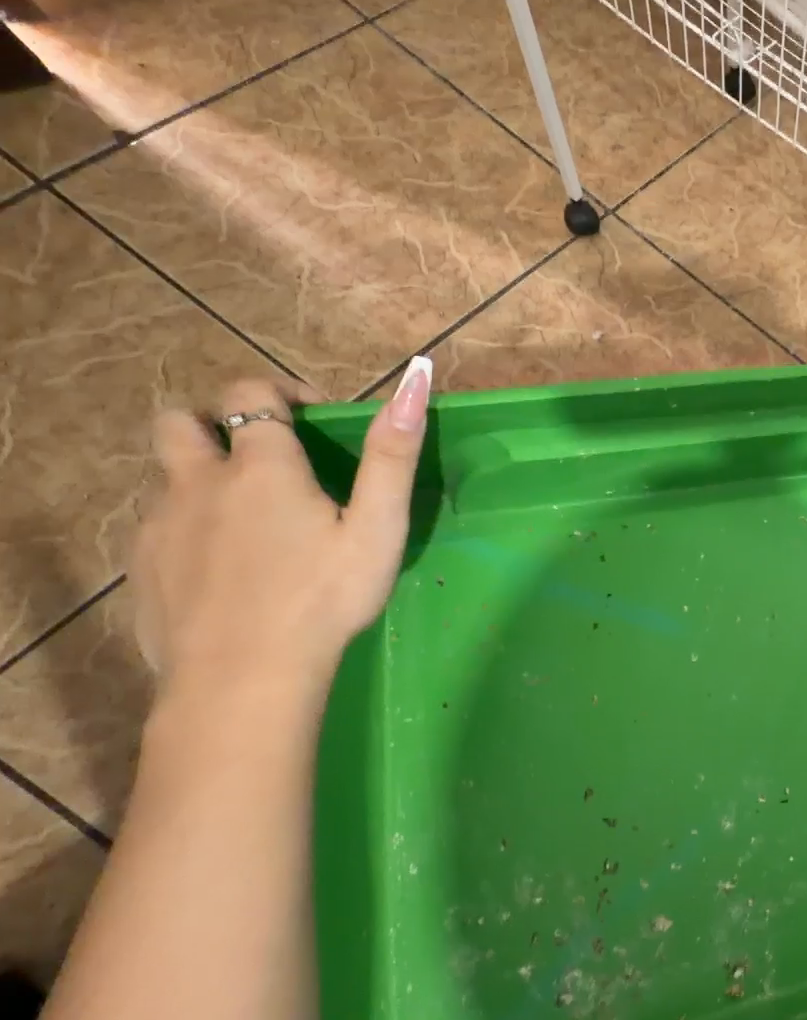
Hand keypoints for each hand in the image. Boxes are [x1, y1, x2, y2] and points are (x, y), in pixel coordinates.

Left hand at [130, 359, 432, 713]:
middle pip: (179, 422)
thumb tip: (415, 378)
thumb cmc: (324, 596)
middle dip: (218, 423)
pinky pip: (159, 526)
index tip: (314, 418)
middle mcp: (198, 484)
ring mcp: (160, 526)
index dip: (280, 393)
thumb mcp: (378, 526)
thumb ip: (392, 453)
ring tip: (255, 518)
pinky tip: (229, 565)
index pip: (250, 396)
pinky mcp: (142, 567)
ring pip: (168, 477)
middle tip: (268, 458)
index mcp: (260, 468)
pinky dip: (191, 525)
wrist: (243, 677)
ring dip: (204, 477)